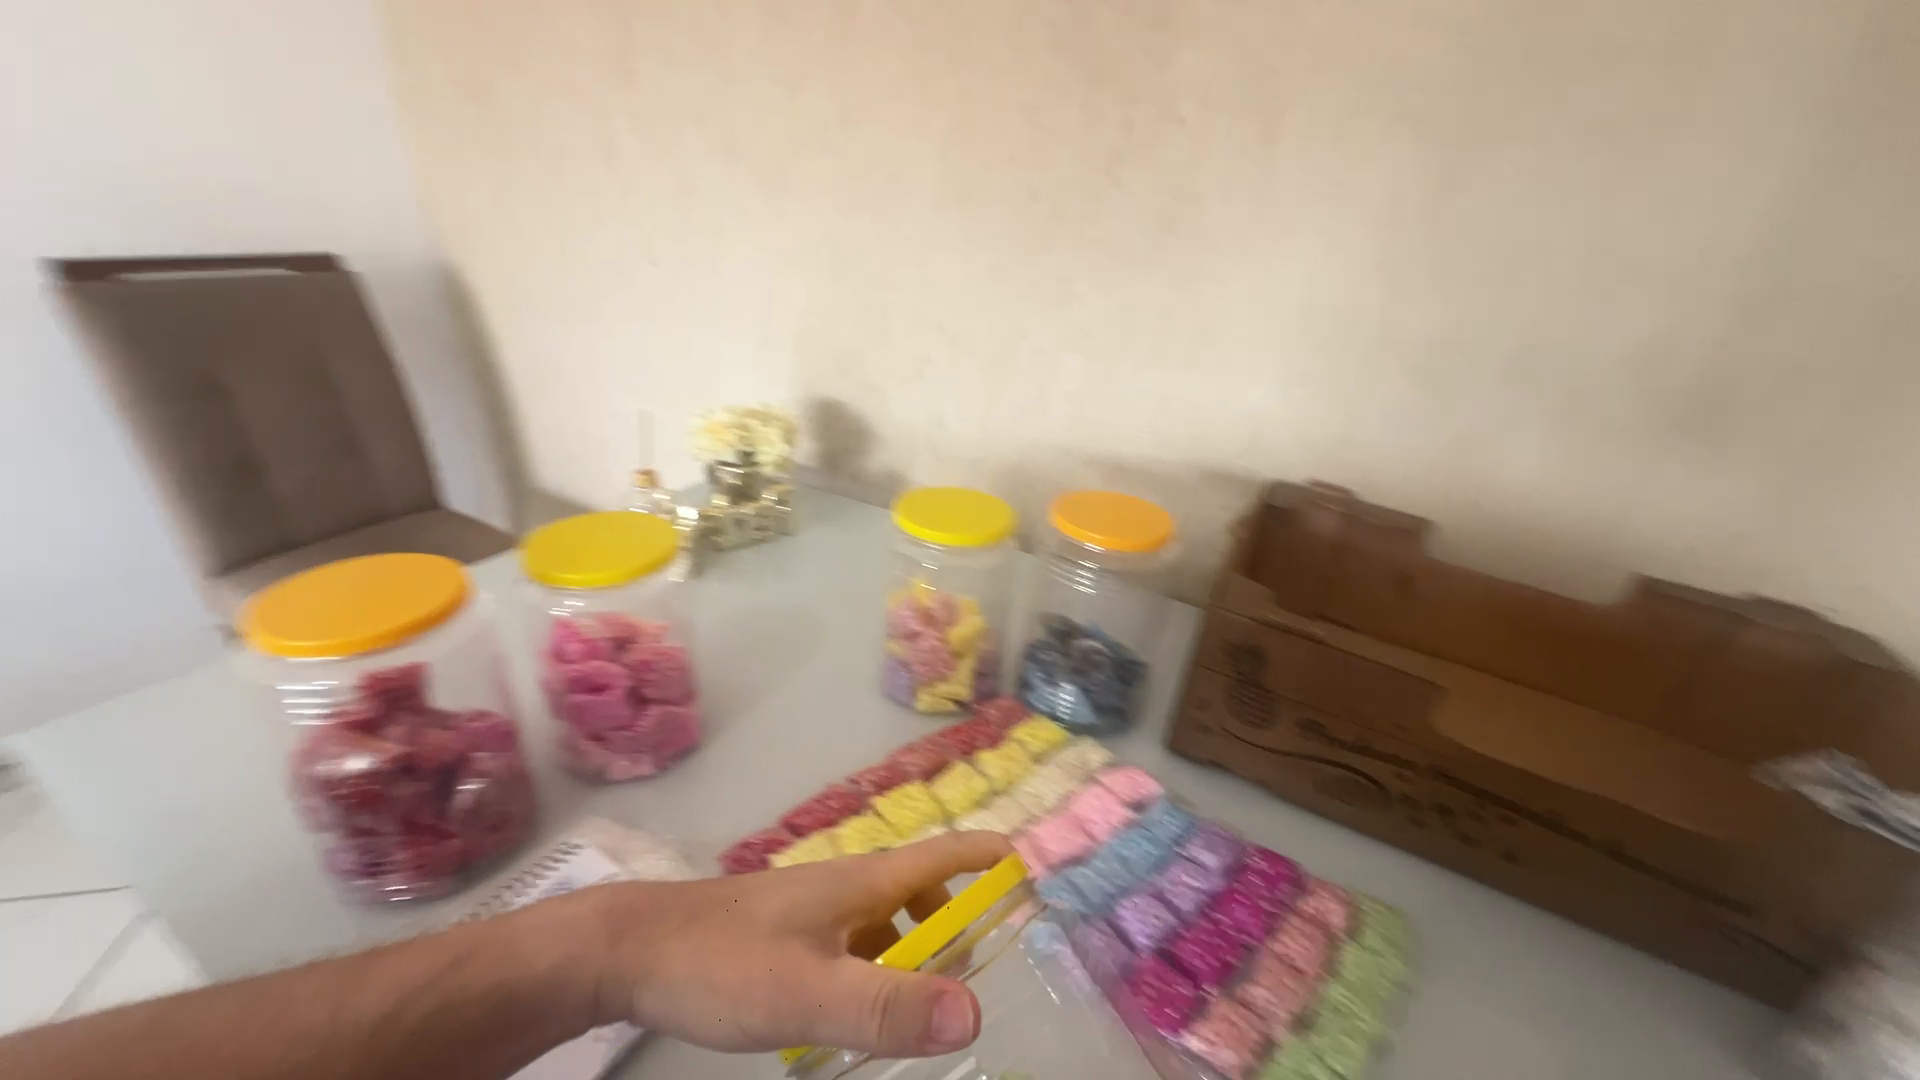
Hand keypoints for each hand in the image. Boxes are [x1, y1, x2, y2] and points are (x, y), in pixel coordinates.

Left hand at [589, 830, 1013, 1057]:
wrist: (633, 950)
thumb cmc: (725, 962)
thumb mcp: (810, 993)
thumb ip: (889, 1005)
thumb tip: (977, 1012)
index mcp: (868, 881)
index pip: (952, 853)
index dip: (997, 863)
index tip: (1035, 891)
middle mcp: (850, 885)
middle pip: (928, 893)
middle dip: (960, 930)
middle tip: (971, 987)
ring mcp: (819, 909)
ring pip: (890, 924)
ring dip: (916, 959)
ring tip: (918, 1014)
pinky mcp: (792, 934)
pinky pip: (857, 946)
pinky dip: (877, 973)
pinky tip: (859, 1018)